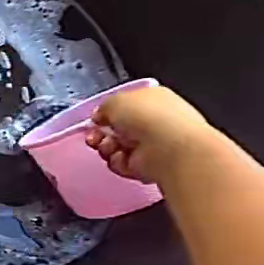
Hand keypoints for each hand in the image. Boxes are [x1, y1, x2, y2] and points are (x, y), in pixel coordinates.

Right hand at [87, 84, 217, 183]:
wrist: (168, 148)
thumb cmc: (148, 117)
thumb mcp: (115, 101)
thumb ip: (103, 107)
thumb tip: (100, 117)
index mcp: (152, 99)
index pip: (124, 107)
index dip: (106, 114)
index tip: (95, 120)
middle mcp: (154, 121)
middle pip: (117, 129)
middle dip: (101, 134)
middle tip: (95, 137)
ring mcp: (153, 144)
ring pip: (116, 148)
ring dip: (107, 148)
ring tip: (110, 147)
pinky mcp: (150, 165)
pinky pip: (123, 164)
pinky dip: (119, 162)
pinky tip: (123, 158)